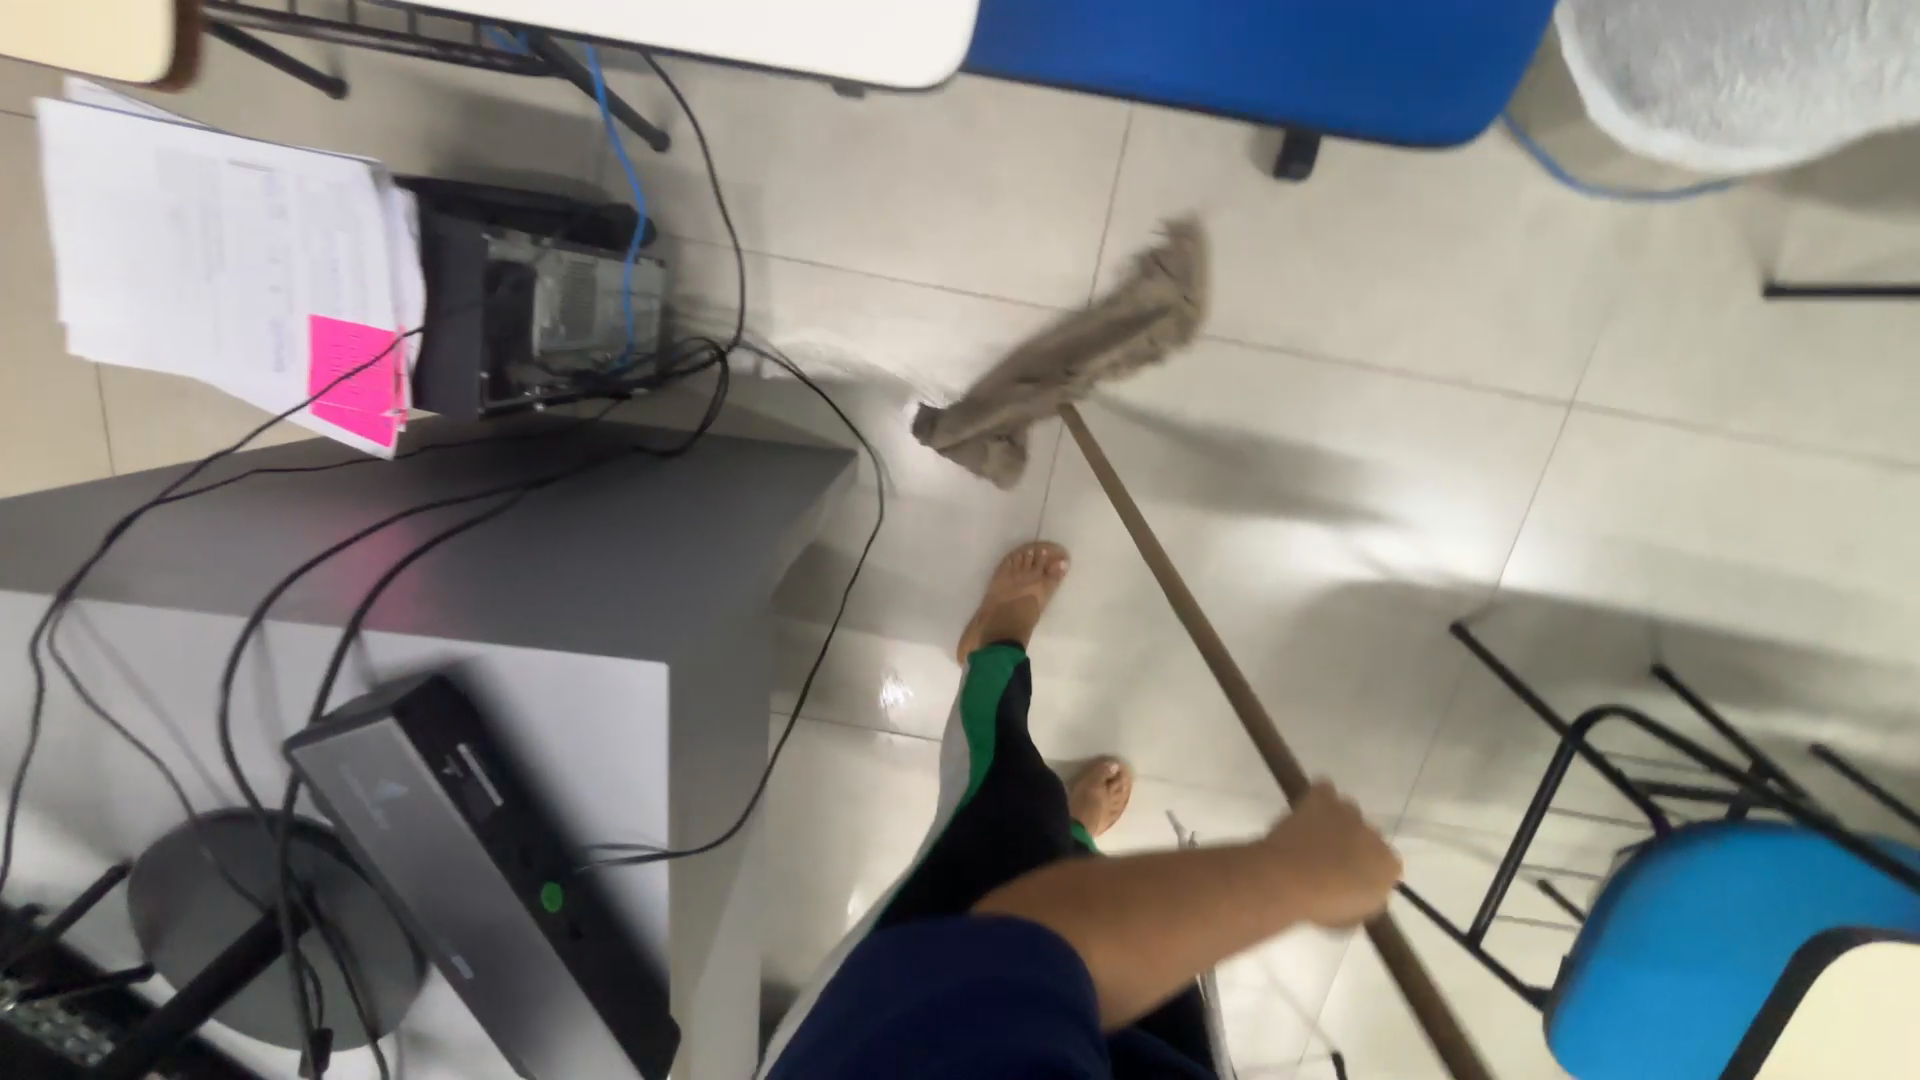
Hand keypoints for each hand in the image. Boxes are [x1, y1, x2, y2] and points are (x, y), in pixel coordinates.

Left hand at [1260, 781, 1401, 928]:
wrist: (1288, 879)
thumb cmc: (1320, 906)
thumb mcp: (1352, 917)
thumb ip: (1364, 898)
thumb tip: (1356, 891)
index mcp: (1389, 867)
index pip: (1388, 864)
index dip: (1368, 869)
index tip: (1351, 875)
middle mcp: (1375, 836)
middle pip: (1368, 835)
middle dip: (1353, 844)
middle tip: (1330, 855)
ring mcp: (1349, 814)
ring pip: (1349, 811)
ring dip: (1337, 820)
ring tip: (1317, 832)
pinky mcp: (1322, 799)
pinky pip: (1325, 789)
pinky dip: (1320, 797)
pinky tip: (1310, 808)